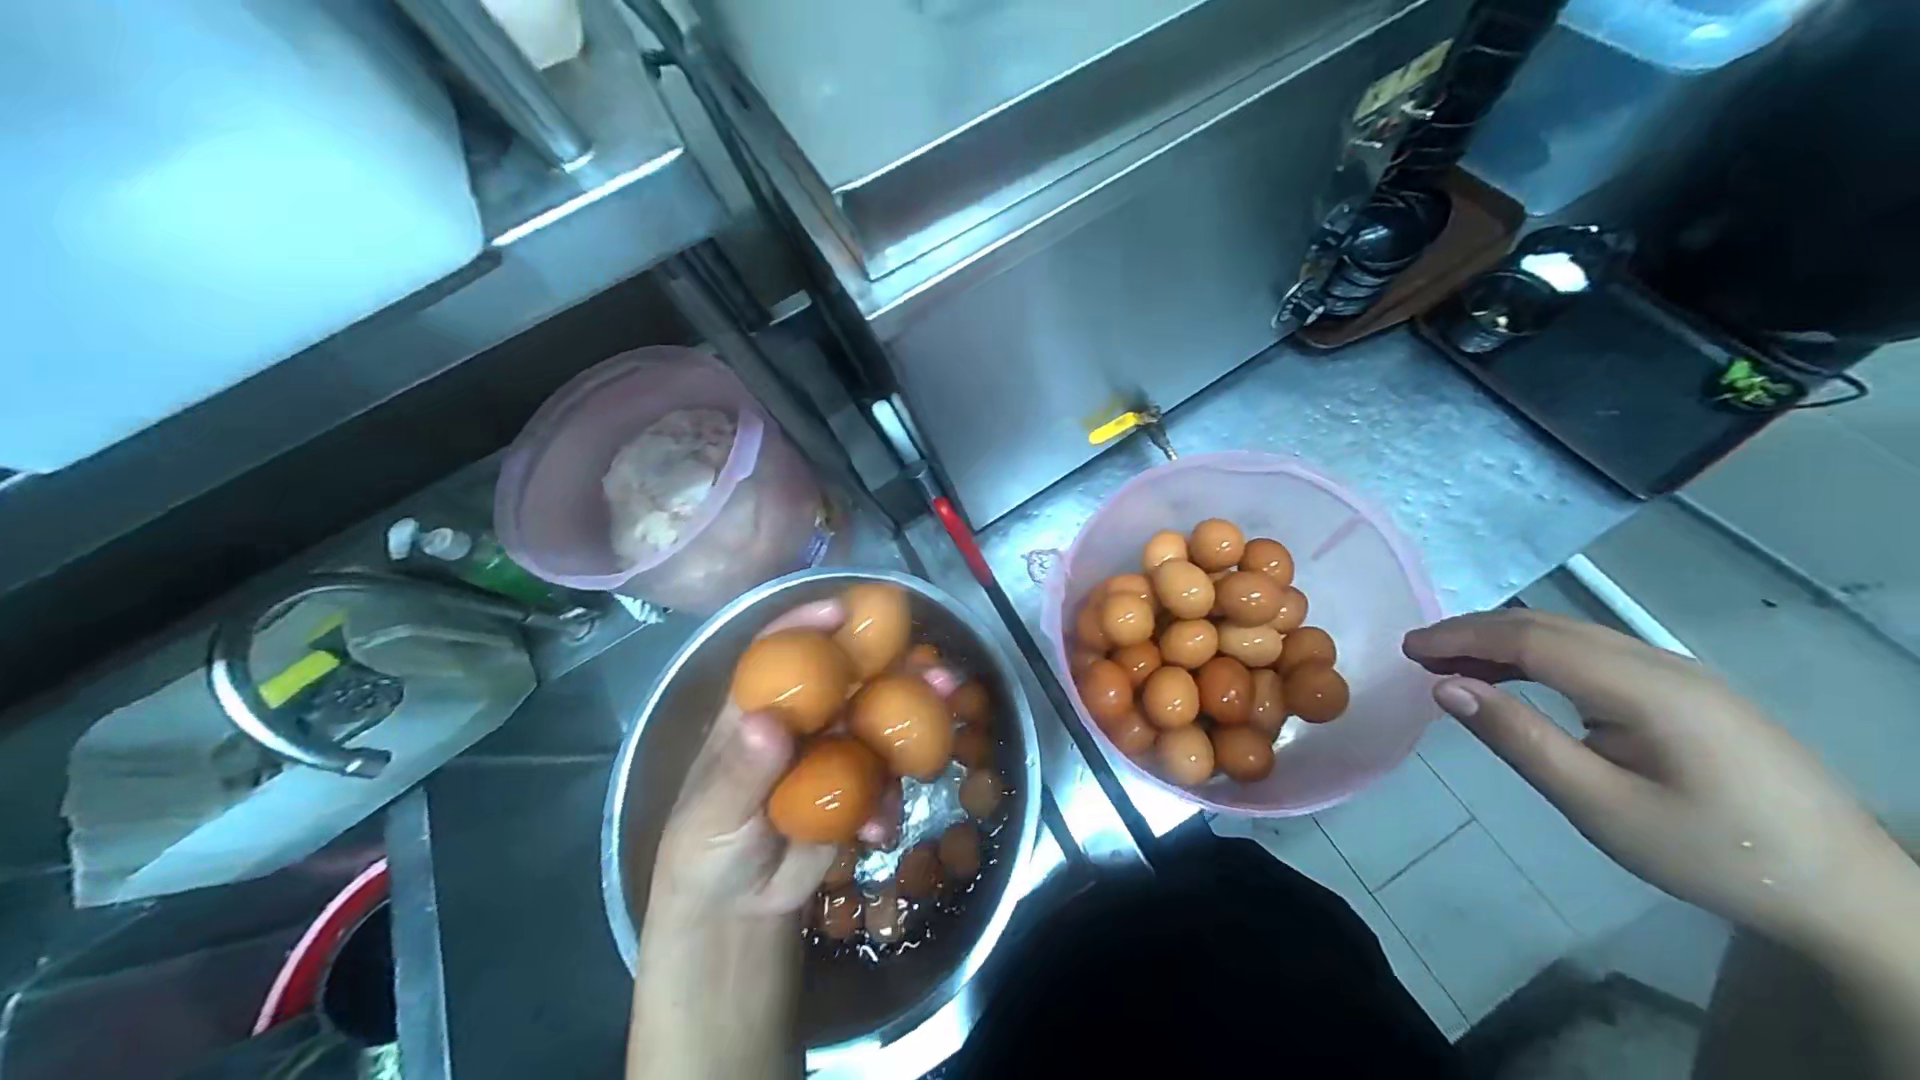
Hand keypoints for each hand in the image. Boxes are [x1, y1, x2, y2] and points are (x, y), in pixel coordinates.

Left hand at [628, 597, 947, 1079]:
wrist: (737, 908)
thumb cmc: (706, 845)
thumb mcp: (711, 814)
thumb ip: (739, 773)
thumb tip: (769, 724)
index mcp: (760, 708)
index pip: (782, 653)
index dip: (809, 625)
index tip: (844, 610)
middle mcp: (805, 720)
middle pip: (852, 681)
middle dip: (894, 667)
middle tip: (932, 665)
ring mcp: (835, 755)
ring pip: (880, 726)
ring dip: (916, 718)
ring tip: (949, 712)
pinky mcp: (856, 794)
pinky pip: (883, 786)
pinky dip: (890, 801)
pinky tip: (880, 830)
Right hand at [1402, 609, 1919, 962]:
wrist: (1842, 891)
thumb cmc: (1709, 852)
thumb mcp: (1600, 806)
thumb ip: (1520, 739)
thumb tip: (1445, 687)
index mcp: (1646, 689)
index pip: (1532, 639)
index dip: (1462, 637)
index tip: (1407, 650)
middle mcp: (1663, 664)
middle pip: (1549, 625)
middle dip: (1473, 632)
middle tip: (1417, 654)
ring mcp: (1679, 673)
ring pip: (1570, 634)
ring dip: (1503, 641)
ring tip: (1452, 665)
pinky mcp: (1685, 690)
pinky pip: (1593, 653)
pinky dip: (1537, 655)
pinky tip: (1515, 679)